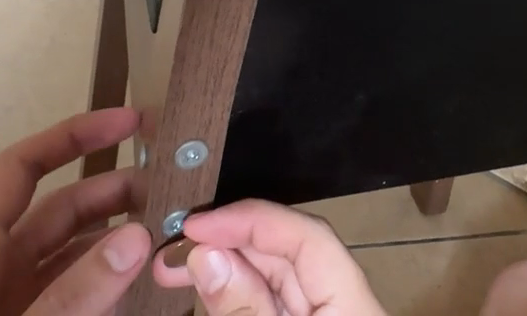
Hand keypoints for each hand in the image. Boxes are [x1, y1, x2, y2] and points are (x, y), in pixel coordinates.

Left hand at [0, 108, 153, 315]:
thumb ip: (69, 299)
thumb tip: (140, 235)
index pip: (20, 171)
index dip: (73, 135)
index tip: (131, 120)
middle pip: (60, 211)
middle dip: (116, 189)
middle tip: (174, 187)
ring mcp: (11, 312)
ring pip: (73, 257)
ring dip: (120, 238)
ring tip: (169, 233)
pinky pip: (76, 299)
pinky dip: (110, 285)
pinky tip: (143, 285)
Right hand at [151, 200, 385, 315]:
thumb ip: (245, 309)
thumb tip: (207, 252)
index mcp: (354, 306)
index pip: (308, 236)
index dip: (253, 219)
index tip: (196, 222)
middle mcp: (345, 306)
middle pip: (290, 256)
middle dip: (231, 244)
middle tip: (171, 246)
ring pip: (277, 284)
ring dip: (226, 272)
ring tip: (175, 267)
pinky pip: (273, 307)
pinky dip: (239, 298)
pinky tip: (206, 289)